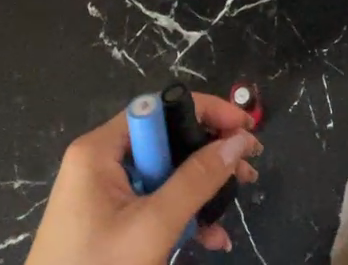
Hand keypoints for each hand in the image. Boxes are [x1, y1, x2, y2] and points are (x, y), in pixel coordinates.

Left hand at [25, 92, 260, 263]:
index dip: (205, 112)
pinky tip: (210, 240)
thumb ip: (197, 180)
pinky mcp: (108, 222)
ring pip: (165, 175)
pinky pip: (153, 204)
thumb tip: (239, 140)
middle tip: (248, 171)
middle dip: (209, 157)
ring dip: (200, 193)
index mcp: (99, 150)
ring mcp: (103, 194)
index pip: (160, 108)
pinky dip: (181, 217)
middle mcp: (100, 163)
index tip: (244, 129)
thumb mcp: (152, 226)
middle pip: (166, 141)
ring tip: (232, 211)